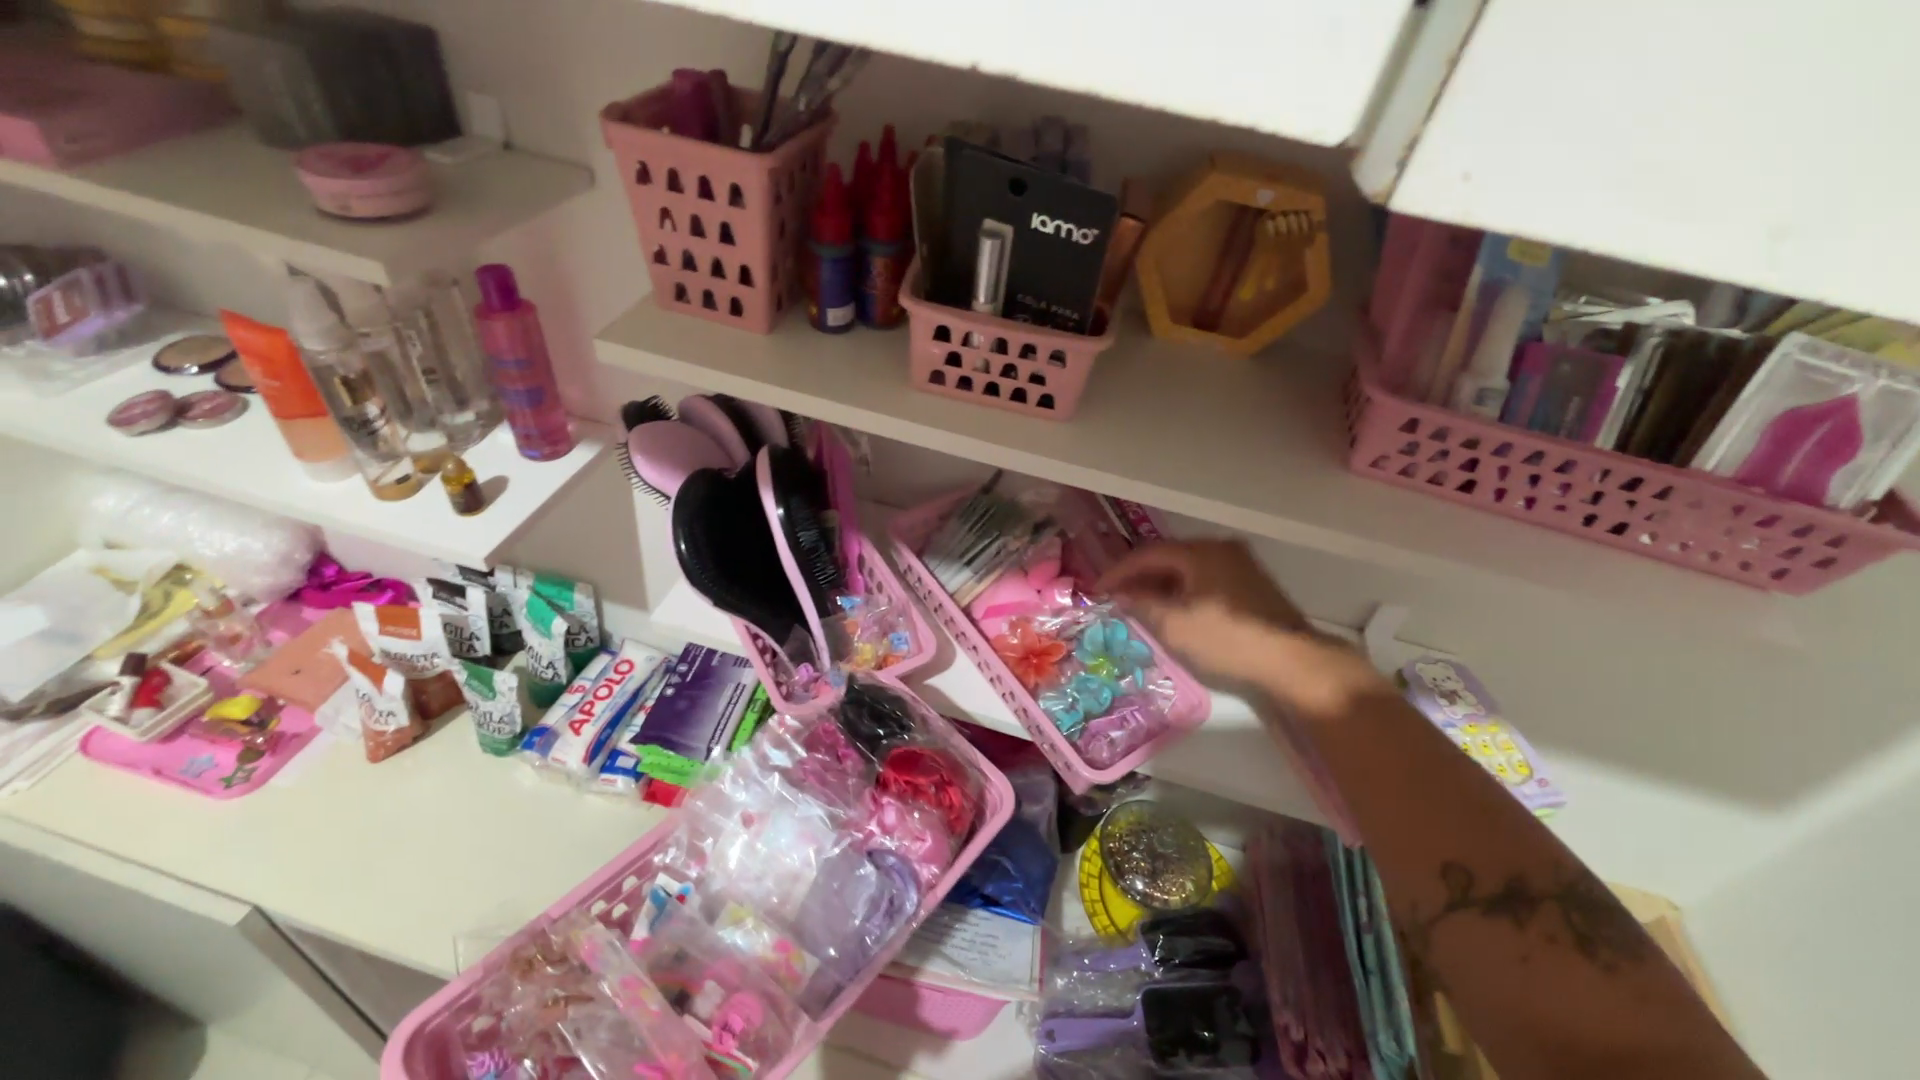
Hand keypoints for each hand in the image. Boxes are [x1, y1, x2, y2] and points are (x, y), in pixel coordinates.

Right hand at [1098, 540, 1384, 718]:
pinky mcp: (1251, 585)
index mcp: (1200, 551)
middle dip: (1139, 577)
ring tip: (1139, 606)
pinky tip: (1173, 611)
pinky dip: (1183, 591)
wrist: (1291, 661)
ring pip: (1188, 569)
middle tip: (1115, 597)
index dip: (1118, 572)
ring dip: (1161, 585)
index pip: (1147, 553)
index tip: (1097, 590)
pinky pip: (1205, 580)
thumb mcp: (1174, 625)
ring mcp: (1240, 565)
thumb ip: (1141, 604)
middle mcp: (1221, 548)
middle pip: (1169, 557)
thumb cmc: (1226, 639)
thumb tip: (1119, 595)